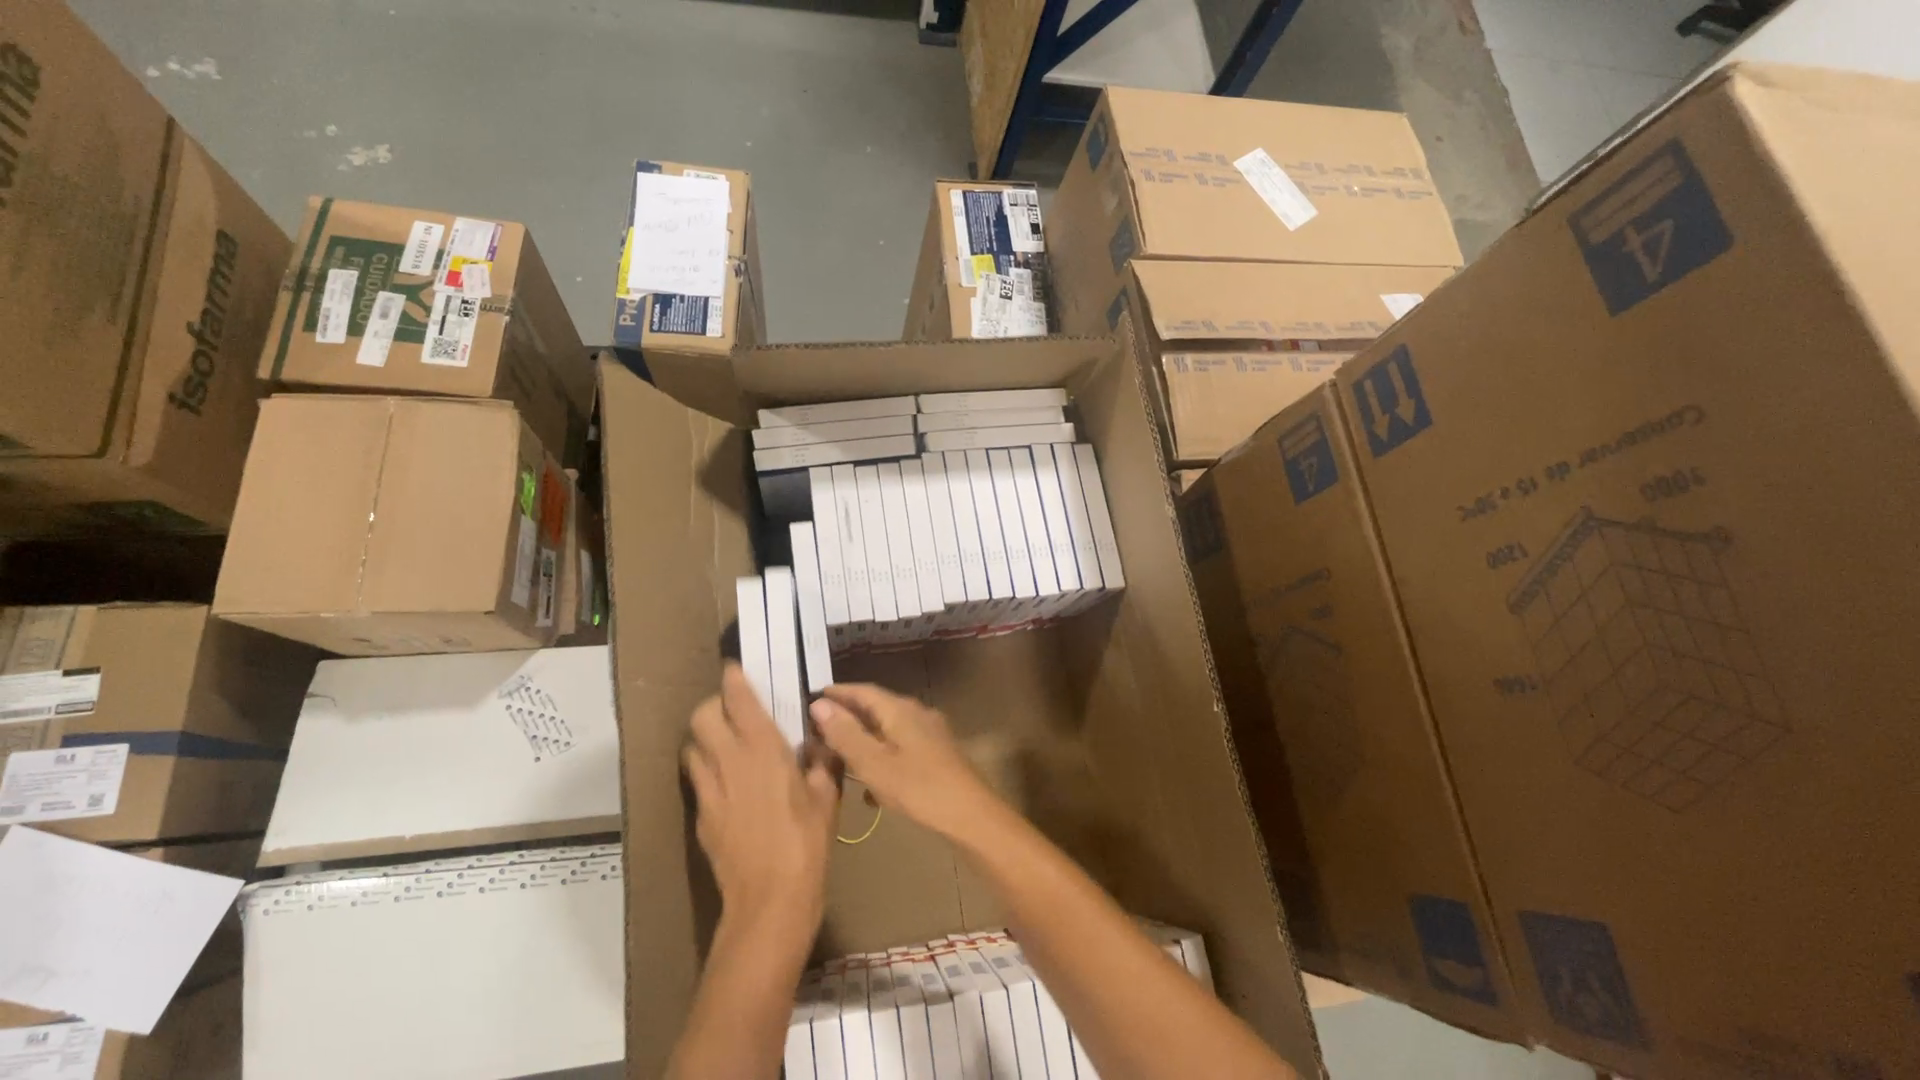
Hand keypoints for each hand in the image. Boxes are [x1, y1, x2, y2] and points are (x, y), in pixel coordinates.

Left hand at [684, 663, 839, 929]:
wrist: (769, 900)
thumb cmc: (807, 843)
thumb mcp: (826, 799)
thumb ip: (822, 764)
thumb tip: (818, 746)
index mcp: (763, 749)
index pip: (739, 699)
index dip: (733, 679)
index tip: (735, 669)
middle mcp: (729, 760)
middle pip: (702, 716)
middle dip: (713, 706)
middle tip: (733, 712)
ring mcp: (709, 789)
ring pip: (692, 746)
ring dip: (705, 738)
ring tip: (726, 746)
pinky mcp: (700, 816)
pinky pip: (696, 780)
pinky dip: (707, 772)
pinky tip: (727, 787)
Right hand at [809, 683, 1003, 841]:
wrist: (971, 816)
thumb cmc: (919, 788)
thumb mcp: (873, 763)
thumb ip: (845, 733)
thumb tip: (819, 704)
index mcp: (900, 710)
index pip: (863, 691)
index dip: (837, 693)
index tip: (811, 698)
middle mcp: (917, 714)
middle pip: (876, 708)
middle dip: (848, 717)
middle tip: (818, 728)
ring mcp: (930, 735)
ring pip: (889, 730)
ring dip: (864, 740)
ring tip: (839, 756)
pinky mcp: (937, 757)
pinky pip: (901, 750)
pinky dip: (882, 759)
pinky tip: (871, 790)